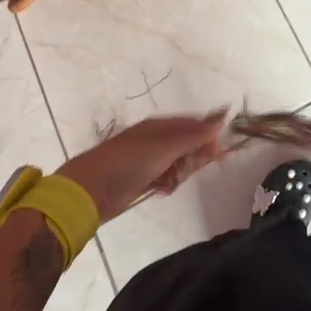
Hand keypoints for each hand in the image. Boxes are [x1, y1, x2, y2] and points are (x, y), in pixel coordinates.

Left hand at [56, 111, 228, 220]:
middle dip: (192, 158)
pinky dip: (167, 184)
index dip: (207, 136)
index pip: (194, 124)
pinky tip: (161, 190)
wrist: (91, 189)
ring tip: (170, 183)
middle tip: (188, 169)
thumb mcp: (165, 146)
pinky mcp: (141, 178)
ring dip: (179, 173)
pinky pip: (165, 177)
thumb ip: (193, 136)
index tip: (214, 153)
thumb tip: (220, 120)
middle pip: (188, 145)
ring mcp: (148, 159)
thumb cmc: (129, 163)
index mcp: (160, 125)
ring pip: (178, 163)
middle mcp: (156, 139)